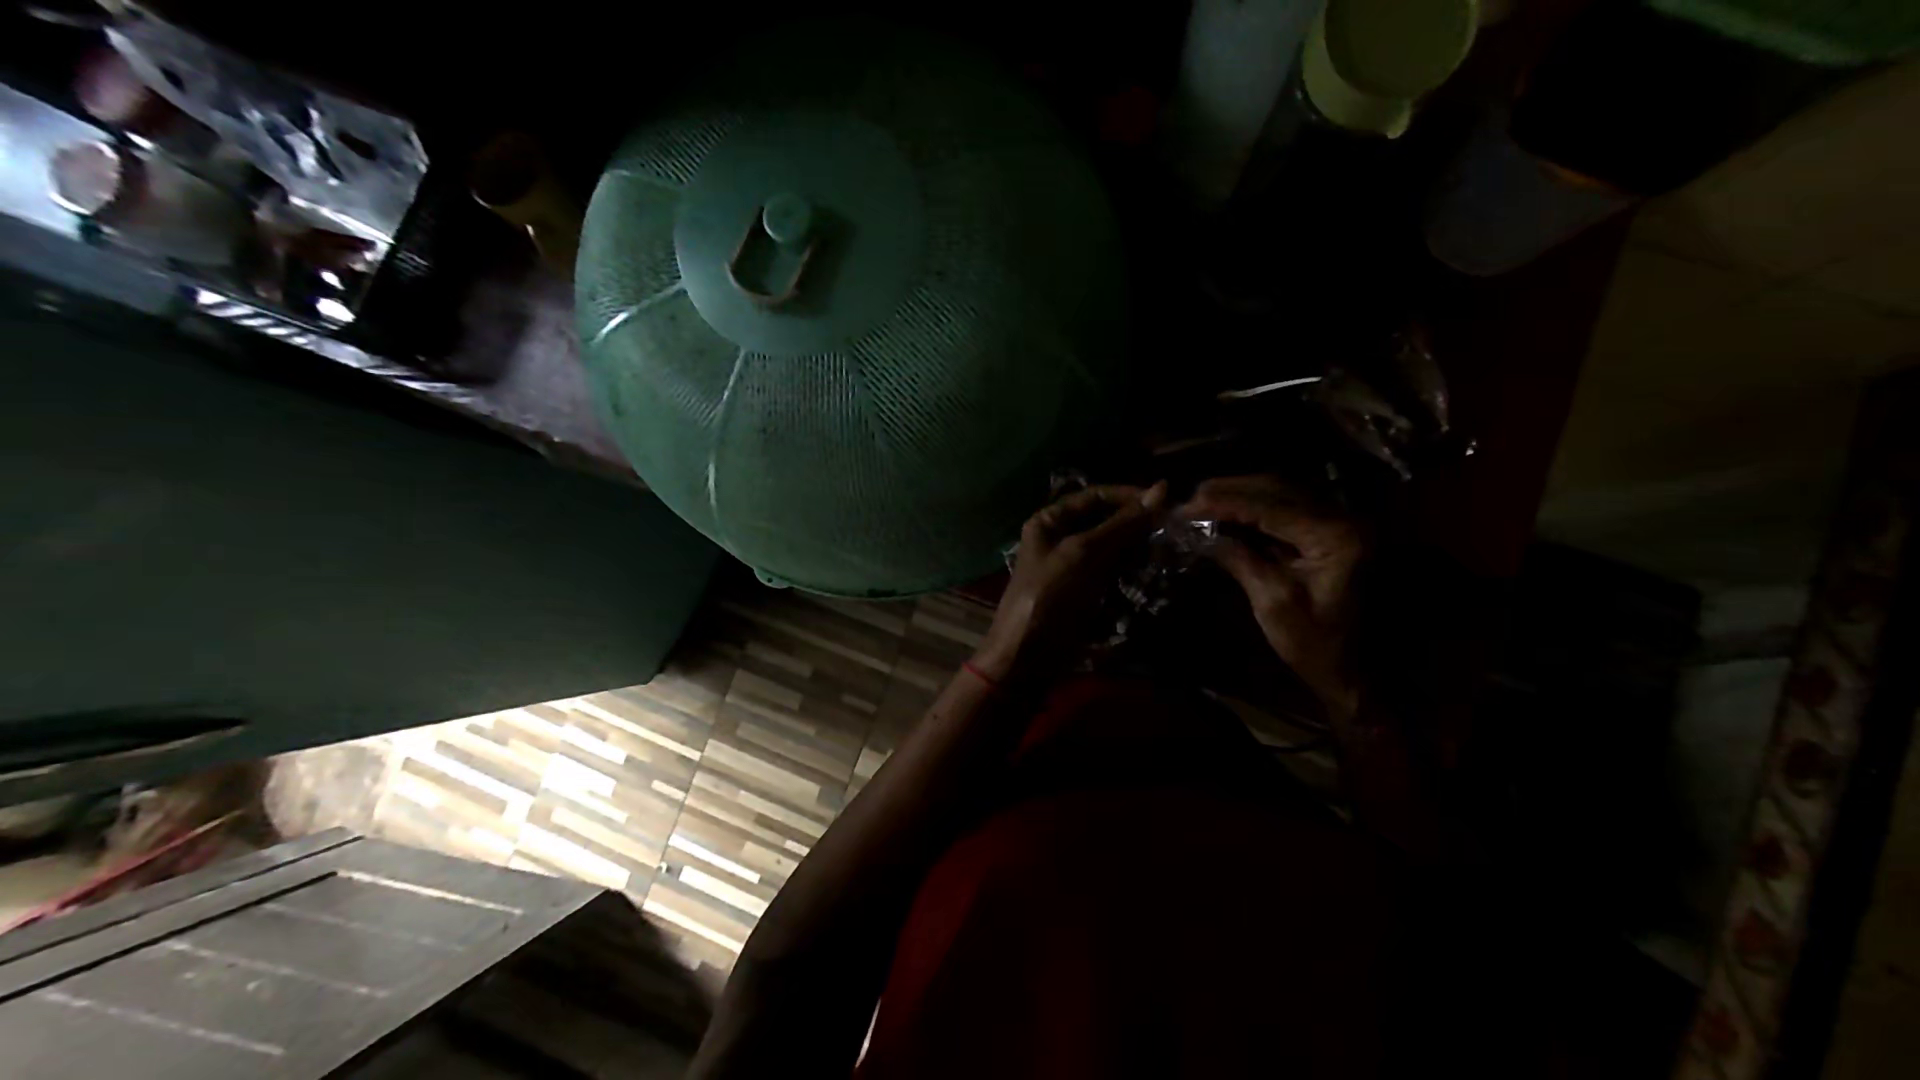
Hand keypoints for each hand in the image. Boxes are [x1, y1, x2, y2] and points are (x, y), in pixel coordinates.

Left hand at [973, 483, 1167, 682]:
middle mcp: (1060, 538)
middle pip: (1106, 520)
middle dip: (1137, 524)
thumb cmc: (1048, 596)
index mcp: (1050, 521)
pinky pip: (1115, 572)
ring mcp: (1074, 566)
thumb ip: (1121, 524)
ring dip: (1139, 548)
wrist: (1028, 655)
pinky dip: (1134, 570)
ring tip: (1167, 550)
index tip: (1165, 500)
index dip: (1128, 495)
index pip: (1094, 495)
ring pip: (1114, 547)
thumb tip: (1161, 489)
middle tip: (1171, 528)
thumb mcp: (1082, 553)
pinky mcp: (1087, 591)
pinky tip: (1154, 571)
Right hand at [1179, 476, 1364, 719]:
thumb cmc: (1317, 643)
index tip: (1187, 505)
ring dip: (1242, 494)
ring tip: (1204, 499)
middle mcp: (1342, 518)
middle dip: (1231, 489)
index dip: (1224, 503)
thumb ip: (1239, 559)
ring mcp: (1339, 523)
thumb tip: (1201, 535)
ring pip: (1283, 493)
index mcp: (1333, 536)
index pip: (1269, 507)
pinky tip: (1230, 513)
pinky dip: (1256, 508)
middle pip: (1278, 488)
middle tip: (1192, 495)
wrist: (1360, 669)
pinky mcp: (1331, 533)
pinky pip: (1289, 509)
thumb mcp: (1272, 601)